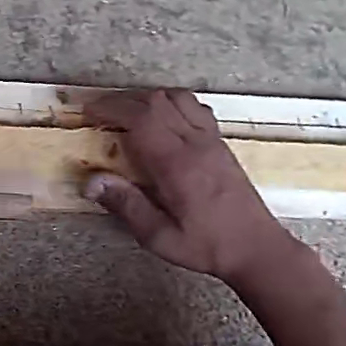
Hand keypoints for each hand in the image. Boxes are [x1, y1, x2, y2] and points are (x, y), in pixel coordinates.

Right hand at [83, 89, 302, 286]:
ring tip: (127, 114)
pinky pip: (195, 108)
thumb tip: (91, 182)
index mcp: (177, 164)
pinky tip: (162, 121)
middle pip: (157, 101)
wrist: (256, 248)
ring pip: (177, 98)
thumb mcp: (158, 236)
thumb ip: (126, 205)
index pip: (141, 118)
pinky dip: (172, 104)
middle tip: (100, 113)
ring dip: (148, 98)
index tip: (89, 111)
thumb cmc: (206, 246)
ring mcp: (211, 140)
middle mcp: (195, 144)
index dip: (111, 107)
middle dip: (123, 100)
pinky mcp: (221, 144)